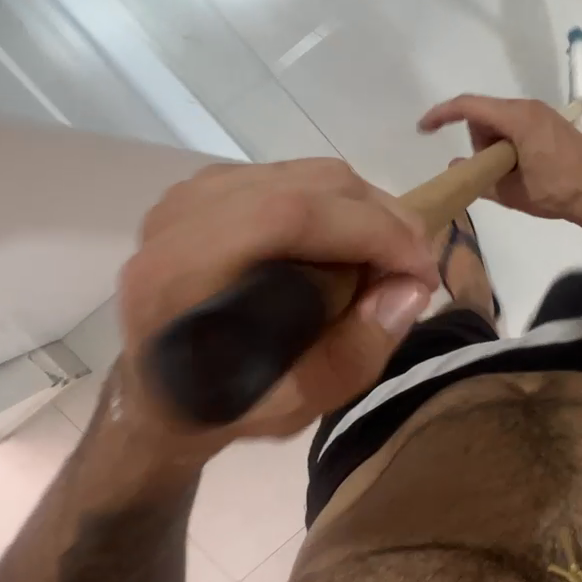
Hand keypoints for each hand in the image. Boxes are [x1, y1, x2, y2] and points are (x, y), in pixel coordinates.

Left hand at [114, 159, 438, 447]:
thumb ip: (352, 355)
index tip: (422, 273)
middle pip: (311, 185)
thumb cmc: (222, 407)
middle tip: (415, 271)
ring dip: (368, 212)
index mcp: (181, 272)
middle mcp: (181, 217)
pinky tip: (352, 246)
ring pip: (312, 174)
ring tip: (389, 260)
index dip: (371, 231)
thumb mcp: (292, 407)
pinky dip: (342, 207)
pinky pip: (299, 177)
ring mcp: (195, 194)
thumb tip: (411, 289)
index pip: (289, 216)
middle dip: (384, 220)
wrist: (159, 391)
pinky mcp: (214, 187)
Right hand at [417, 95, 581, 225]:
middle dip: (478, 142)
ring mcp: (543, 114)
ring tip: (510, 176)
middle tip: (489, 173)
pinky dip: (510, 144)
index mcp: (517, 118)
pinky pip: (518, 127)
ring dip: (495, 146)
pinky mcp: (553, 125)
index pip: (469, 106)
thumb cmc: (556, 192)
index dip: (442, 115)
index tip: (424, 128)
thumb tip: (457, 166)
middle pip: (485, 115)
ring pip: (501, 122)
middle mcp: (529, 108)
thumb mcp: (510, 192)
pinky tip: (521, 170)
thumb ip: (477, 178)